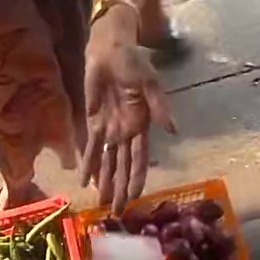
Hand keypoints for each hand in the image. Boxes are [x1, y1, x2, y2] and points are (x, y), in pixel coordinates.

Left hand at [81, 10, 174, 214]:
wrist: (111, 47)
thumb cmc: (134, 62)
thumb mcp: (151, 83)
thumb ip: (160, 107)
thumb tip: (174, 129)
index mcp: (141, 126)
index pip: (139, 160)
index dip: (136, 179)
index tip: (134, 198)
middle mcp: (126, 133)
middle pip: (122, 167)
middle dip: (119, 189)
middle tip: (116, 212)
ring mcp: (110, 129)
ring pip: (107, 163)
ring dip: (104, 182)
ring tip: (101, 203)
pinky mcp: (94, 122)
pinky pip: (90, 147)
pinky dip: (88, 164)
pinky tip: (85, 181)